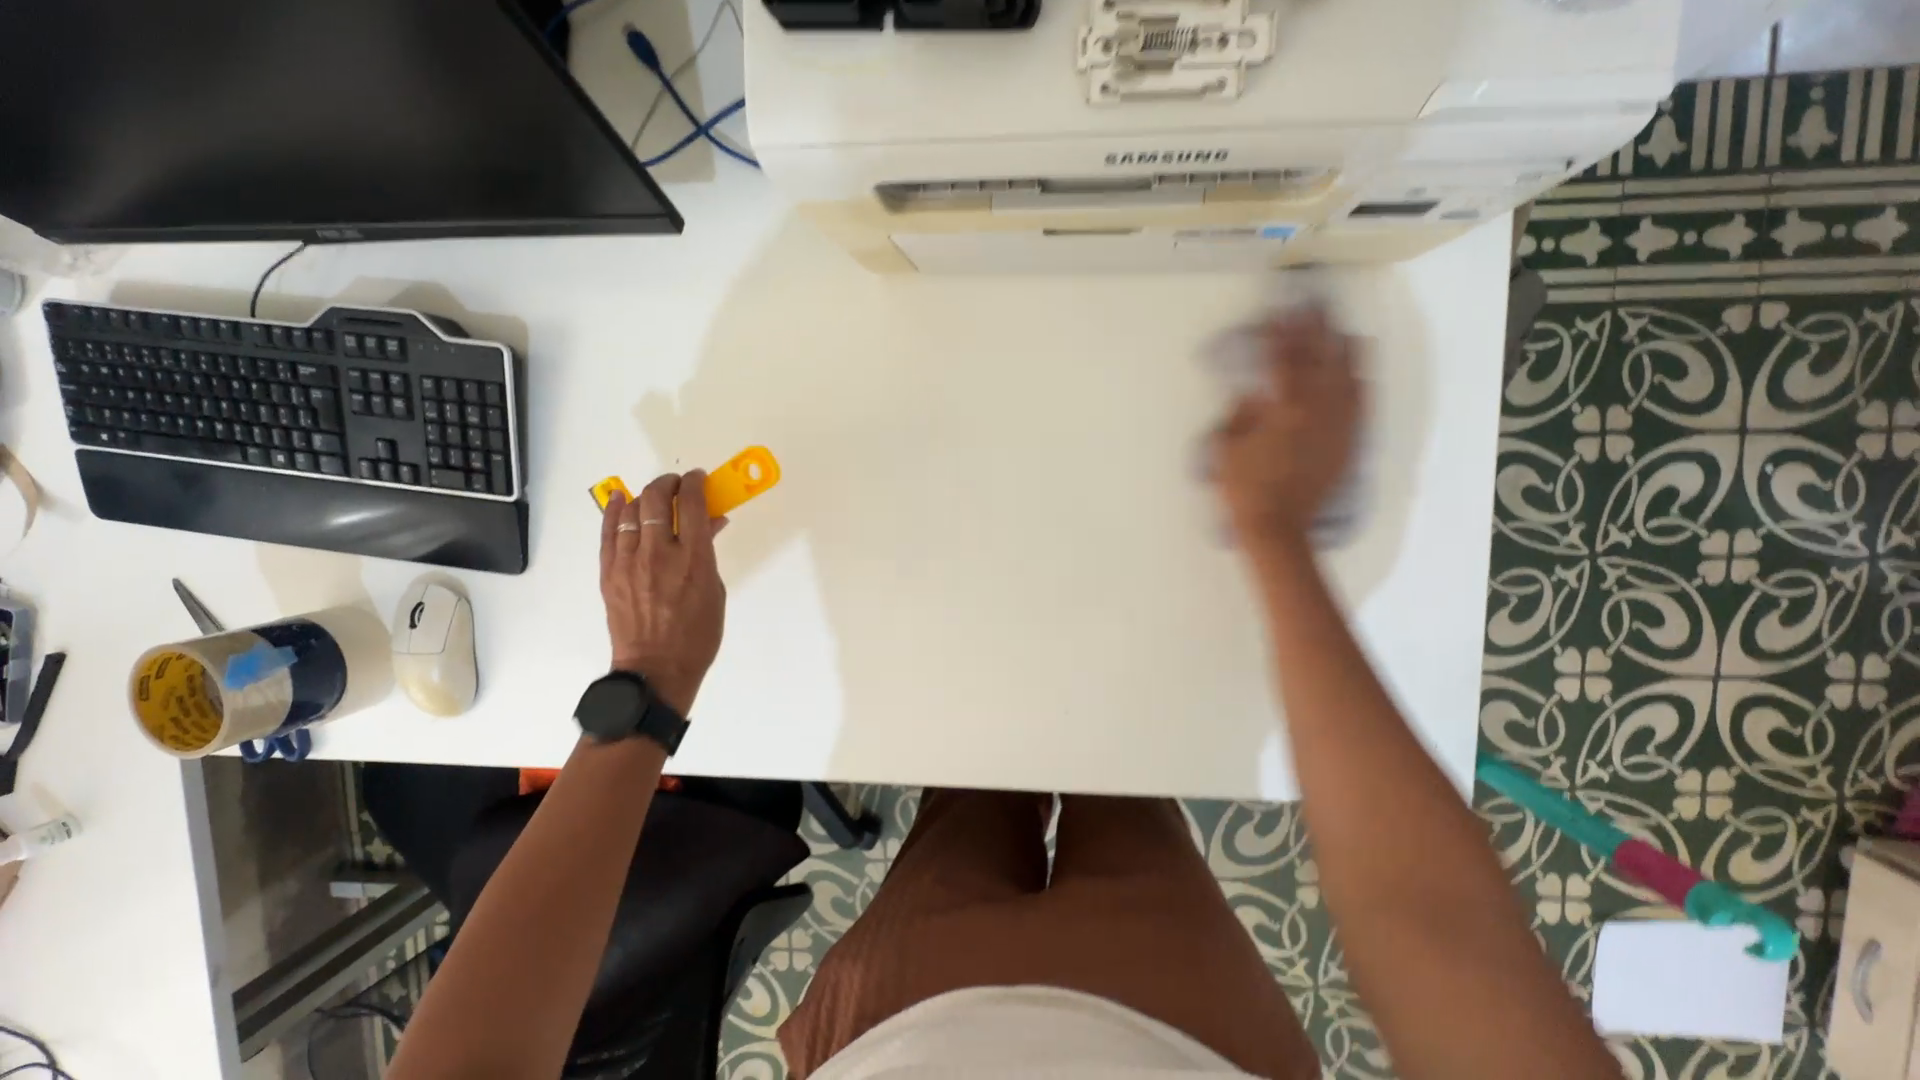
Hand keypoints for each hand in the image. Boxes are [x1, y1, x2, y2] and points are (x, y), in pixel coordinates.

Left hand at [599, 472, 728, 715]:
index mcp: (693, 561)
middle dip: (669, 484)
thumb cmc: (697, 636)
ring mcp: (629, 563)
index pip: (692, 505)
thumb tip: (709, 525)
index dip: (695, 484)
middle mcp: (659, 555)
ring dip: (645, 497)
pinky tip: (619, 500)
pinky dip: (613, 511)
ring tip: (654, 497)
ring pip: (632, 511)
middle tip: (677, 484)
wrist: (656, 669)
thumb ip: (708, 554)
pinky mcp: (609, 573)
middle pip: (658, 500)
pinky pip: (608, 532)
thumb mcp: (715, 592)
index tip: (699, 479)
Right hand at [1209, 307, 1363, 546]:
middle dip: (1315, 331)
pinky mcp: (1347, 444)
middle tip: (1314, 308)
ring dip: (1343, 351)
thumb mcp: (1228, 446)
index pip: (1283, 358)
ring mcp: (1337, 427)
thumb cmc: (1244, 488)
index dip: (1280, 333)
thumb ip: (1242, 413)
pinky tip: (1358, 373)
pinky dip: (1360, 384)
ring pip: (1347, 378)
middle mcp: (1317, 410)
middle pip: (1320, 360)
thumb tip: (1254, 391)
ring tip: (1341, 331)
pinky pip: (1361, 406)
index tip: (1279, 312)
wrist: (1277, 528)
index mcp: (1283, 408)